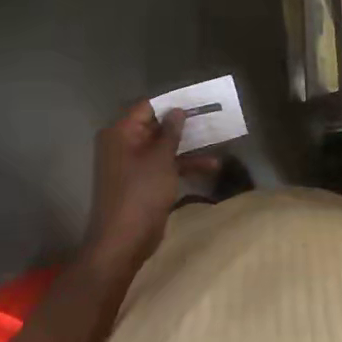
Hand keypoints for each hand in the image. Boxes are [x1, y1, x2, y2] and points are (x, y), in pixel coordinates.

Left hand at [83, 102, 215, 267]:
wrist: (123, 240)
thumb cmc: (141, 192)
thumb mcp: (160, 159)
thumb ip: (171, 132)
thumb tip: (177, 110)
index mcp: (121, 133)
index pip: (147, 107)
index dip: (172, 103)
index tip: (198, 101)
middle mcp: (124, 144)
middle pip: (156, 127)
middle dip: (184, 125)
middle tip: (212, 118)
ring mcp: (132, 165)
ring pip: (163, 148)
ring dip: (188, 147)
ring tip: (219, 142)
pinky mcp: (142, 183)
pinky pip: (164, 166)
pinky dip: (183, 165)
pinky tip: (211, 167)